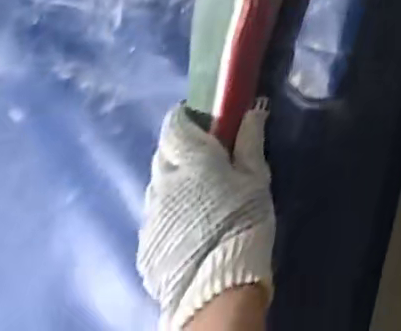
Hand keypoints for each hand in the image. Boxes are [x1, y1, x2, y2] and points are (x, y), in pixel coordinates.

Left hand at [138, 101, 275, 329]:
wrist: (218, 290)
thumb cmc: (243, 221)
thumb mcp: (256, 177)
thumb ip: (250, 140)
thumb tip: (252, 109)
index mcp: (189, 155)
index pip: (175, 121)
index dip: (188, 118)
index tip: (206, 124)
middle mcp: (162, 178)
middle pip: (164, 151)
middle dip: (181, 149)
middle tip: (207, 161)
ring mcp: (150, 212)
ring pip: (158, 184)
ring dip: (174, 182)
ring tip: (199, 198)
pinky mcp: (145, 243)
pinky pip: (156, 215)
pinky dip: (170, 213)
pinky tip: (189, 228)